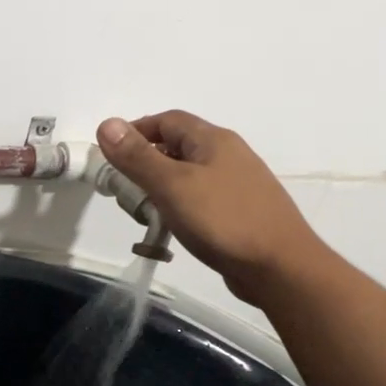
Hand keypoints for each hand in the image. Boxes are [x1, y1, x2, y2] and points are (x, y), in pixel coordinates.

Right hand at [98, 110, 331, 305]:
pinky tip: (171, 225)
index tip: (109, 155)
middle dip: (144, 161)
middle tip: (122, 187)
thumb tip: (106, 124)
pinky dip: (177, 203)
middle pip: (176, 145)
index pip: (167, 120)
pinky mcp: (238, 208)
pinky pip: (198, 195)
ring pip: (187, 173)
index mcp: (213, 140)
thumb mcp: (172, 185)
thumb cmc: (222, 220)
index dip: (135, 131)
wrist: (278, 265)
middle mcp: (227, 154)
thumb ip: (138, 157)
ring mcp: (235, 182)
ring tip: (143, 210)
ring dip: (159, 185)